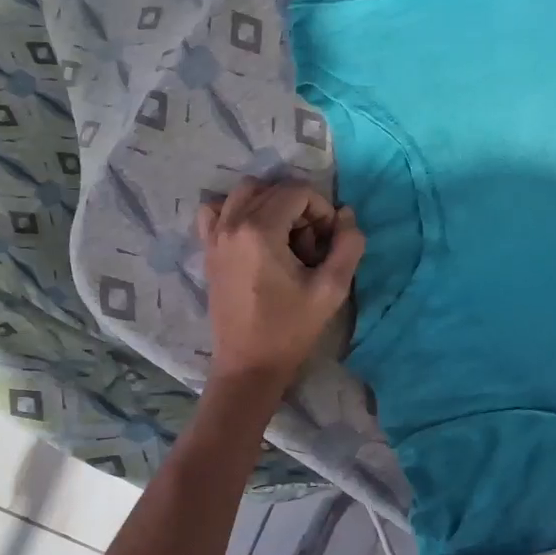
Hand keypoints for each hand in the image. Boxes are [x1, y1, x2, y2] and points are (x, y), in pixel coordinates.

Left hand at [197, 177, 365, 391]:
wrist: (248, 366)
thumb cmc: (291, 329)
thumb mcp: (332, 288)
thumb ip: (348, 245)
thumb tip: (346, 215)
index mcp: (260, 230)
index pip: (298, 191)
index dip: (322, 210)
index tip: (327, 242)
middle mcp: (231, 224)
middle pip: (273, 188)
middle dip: (299, 208)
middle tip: (310, 245)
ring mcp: (214, 236)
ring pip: (245, 192)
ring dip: (271, 204)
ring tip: (285, 238)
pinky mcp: (208, 250)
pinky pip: (217, 211)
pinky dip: (237, 212)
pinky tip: (254, 236)